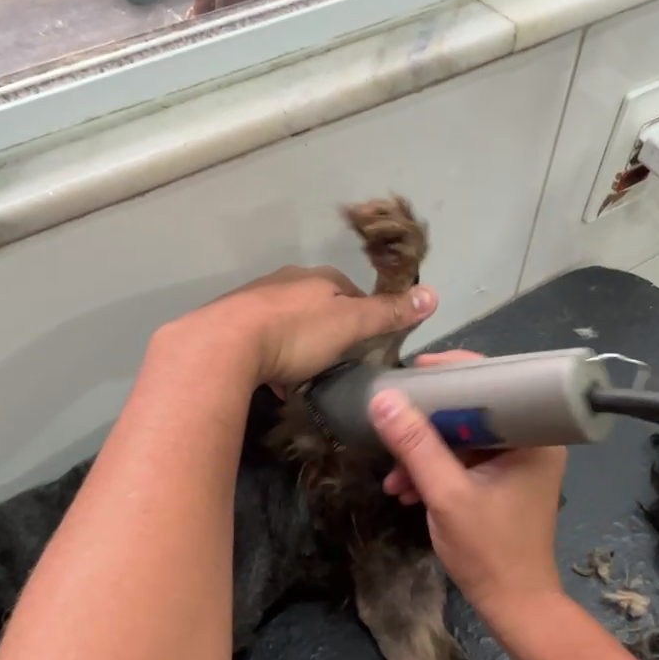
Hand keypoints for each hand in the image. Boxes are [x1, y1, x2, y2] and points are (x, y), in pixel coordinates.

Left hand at [163, 266, 436, 387]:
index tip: (367, 348)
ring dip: (299, 346)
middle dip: (329, 334)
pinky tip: (274, 381)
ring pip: (288, 323)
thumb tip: (434, 294)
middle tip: (337, 366)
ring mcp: (256, 301)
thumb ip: (388, 313)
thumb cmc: (297, 333)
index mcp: (318, 278)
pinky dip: (272, 358)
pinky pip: (262, 341)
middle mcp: (286, 281)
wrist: (225, 345)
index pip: (352, 293)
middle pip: (319, 307)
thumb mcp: (351, 324)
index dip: (364, 319)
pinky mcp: (231, 324)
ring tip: (304, 377)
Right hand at [370, 351, 568, 617]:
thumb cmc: (490, 550)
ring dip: (425, 453)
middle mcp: (532, 441)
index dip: (451, 372)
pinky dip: (436, 471)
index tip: (412, 372)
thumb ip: (415, 446)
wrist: (513, 605)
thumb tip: (383, 399)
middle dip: (427, 424)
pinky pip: (465, 461)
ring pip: (464, 438)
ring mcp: (518, 462)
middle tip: (392, 424)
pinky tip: (406, 490)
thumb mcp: (447, 494)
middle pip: (473, 410)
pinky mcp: (504, 481)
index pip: (494, 381)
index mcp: (534, 435)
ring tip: (394, 478)